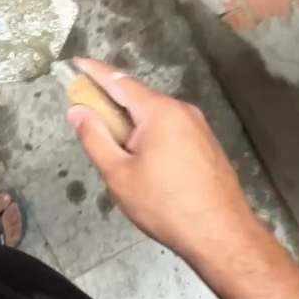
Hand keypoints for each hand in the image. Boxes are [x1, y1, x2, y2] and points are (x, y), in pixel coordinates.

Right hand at [66, 58, 257, 263]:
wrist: (222, 236)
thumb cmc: (164, 205)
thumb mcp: (119, 174)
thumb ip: (95, 138)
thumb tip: (77, 110)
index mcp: (159, 111)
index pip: (119, 81)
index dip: (94, 70)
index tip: (76, 62)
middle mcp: (182, 111)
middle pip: (138, 97)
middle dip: (111, 100)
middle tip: (86, 111)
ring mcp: (199, 128)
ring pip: (155, 115)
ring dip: (130, 120)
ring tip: (112, 143)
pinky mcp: (206, 146)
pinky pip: (170, 129)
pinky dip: (149, 132)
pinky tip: (142, 157)